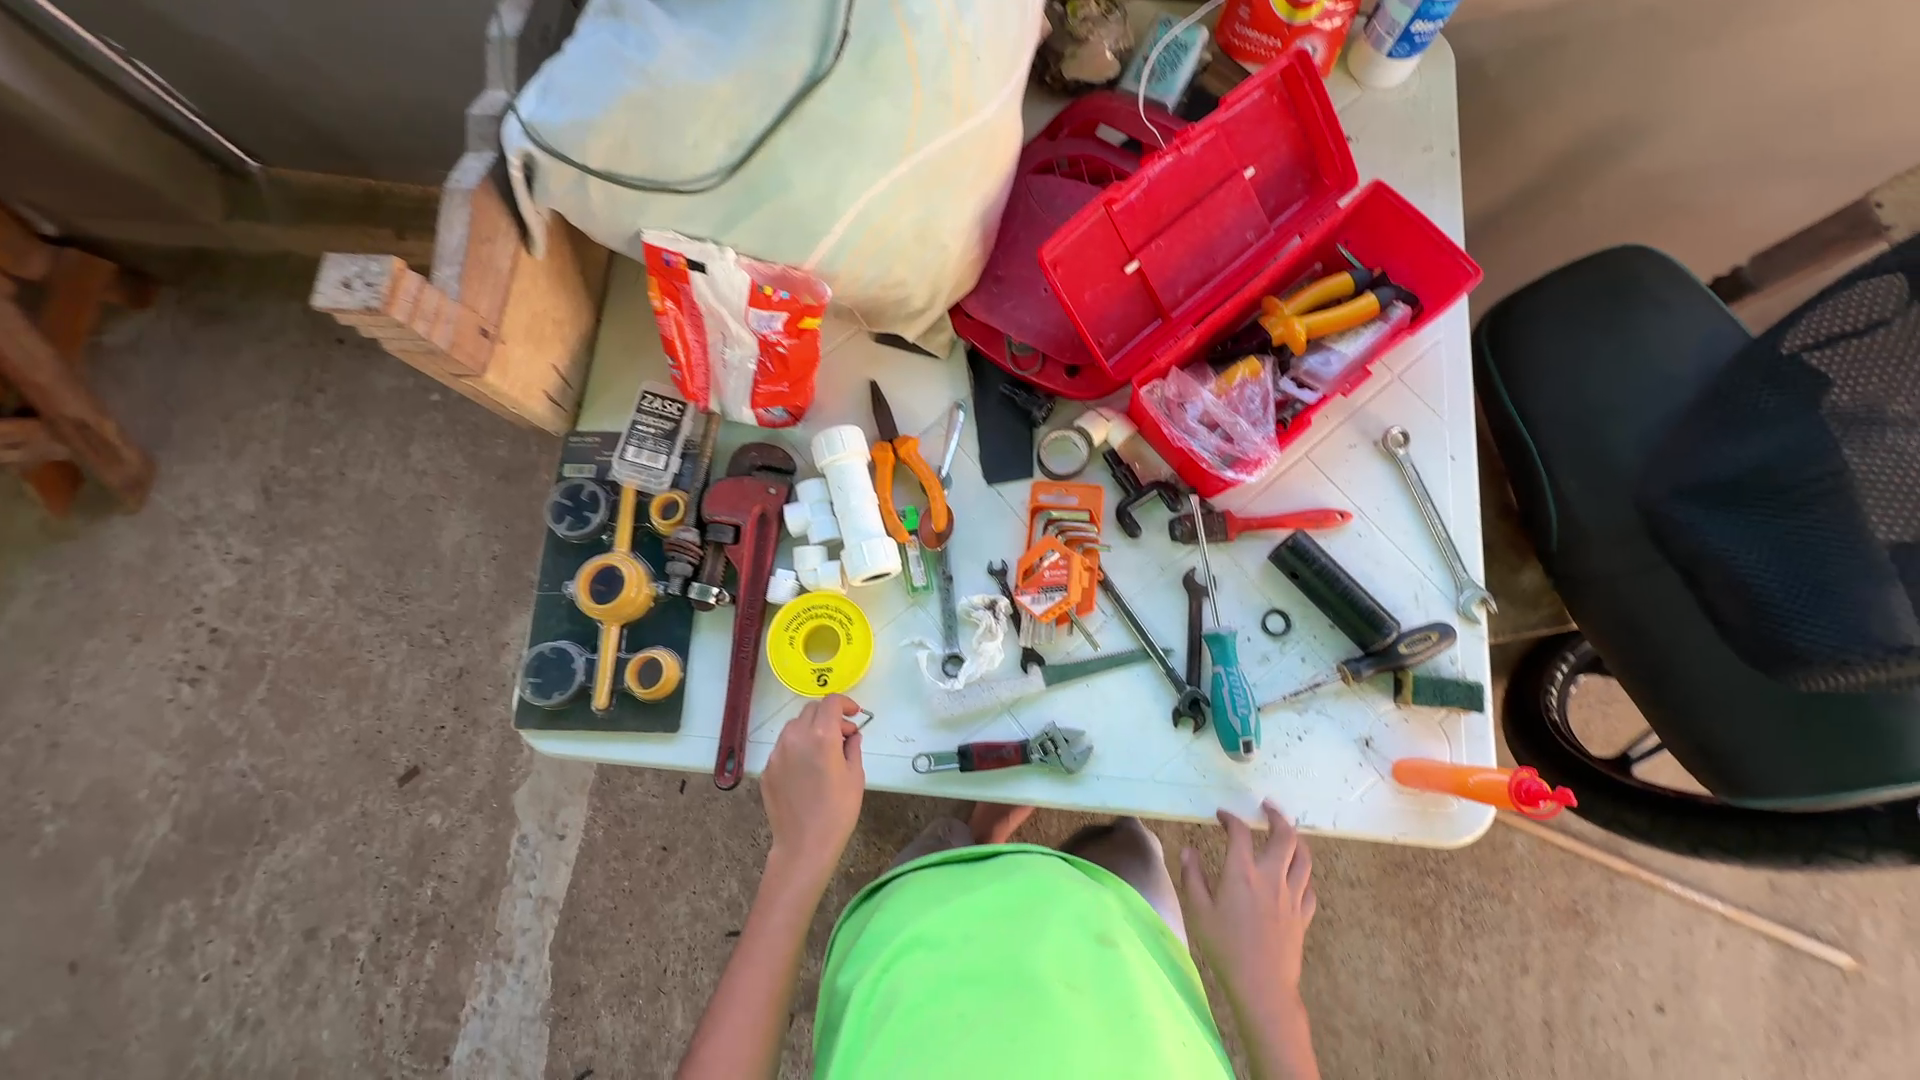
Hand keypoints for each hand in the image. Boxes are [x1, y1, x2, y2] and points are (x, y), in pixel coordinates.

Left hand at [760, 694, 865, 889]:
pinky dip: (798, 747)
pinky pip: (784, 747)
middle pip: (811, 710)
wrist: (804, 844)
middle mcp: (796, 737)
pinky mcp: (768, 769)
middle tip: (843, 735)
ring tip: (824, 750)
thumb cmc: (838, 811)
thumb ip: (853, 747)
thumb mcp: (855, 776)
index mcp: (822, 736)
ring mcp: (777, 753)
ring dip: (811, 729)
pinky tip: (807, 768)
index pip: (831, 702)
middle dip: (829, 715)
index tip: (854, 714)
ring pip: (794, 726)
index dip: (845, 702)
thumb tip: (851, 735)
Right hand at [1178, 800, 1316, 1005]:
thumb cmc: (1225, 947)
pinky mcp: (1303, 915)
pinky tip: (1295, 877)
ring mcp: (1292, 896)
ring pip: (1304, 858)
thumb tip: (1188, 850)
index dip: (1231, 819)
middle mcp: (1271, 877)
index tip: (1222, 815)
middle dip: (1277, 816)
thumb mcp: (1199, 911)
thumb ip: (1193, 876)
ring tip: (1287, 832)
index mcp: (1242, 873)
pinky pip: (1309, 887)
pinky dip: (1303, 875)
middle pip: (1285, 836)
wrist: (1262, 985)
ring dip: (1296, 840)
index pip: (1240, 833)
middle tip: (1267, 807)